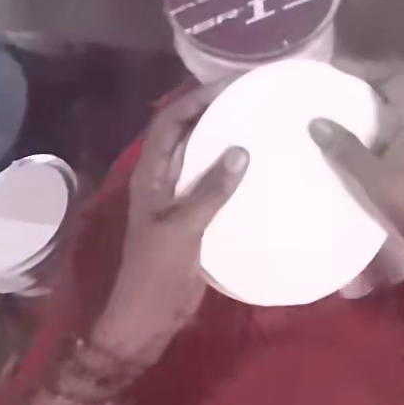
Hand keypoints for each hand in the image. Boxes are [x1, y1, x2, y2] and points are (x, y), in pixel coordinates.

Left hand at [89, 87, 246, 364]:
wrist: (147, 318)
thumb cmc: (156, 271)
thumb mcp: (183, 228)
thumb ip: (211, 190)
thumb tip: (241, 150)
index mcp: (150, 173)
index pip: (168, 122)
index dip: (193, 100)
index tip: (227, 86)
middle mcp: (162, 177)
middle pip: (184, 133)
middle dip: (210, 111)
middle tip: (247, 98)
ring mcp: (176, 196)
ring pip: (198, 155)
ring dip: (220, 138)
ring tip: (255, 122)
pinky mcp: (192, 215)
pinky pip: (211, 182)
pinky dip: (229, 169)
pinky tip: (256, 166)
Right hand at [309, 71, 403, 331]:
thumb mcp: (372, 176)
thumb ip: (345, 148)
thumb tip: (315, 121)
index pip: (395, 76)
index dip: (367, 66)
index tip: (337, 67)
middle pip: (394, 91)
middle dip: (364, 84)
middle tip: (333, 85)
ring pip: (394, 111)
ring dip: (369, 106)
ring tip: (338, 108)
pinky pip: (393, 130)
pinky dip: (374, 126)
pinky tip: (354, 138)